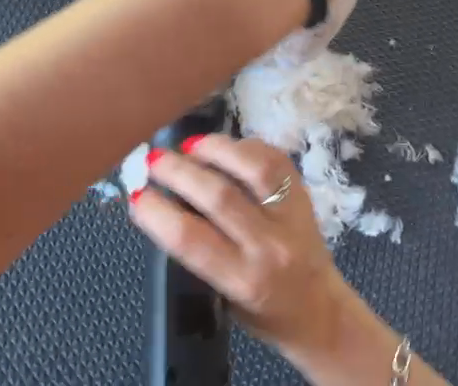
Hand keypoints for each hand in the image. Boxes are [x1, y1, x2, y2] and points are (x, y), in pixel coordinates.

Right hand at [129, 135, 357, 353]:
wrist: (321, 312)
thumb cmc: (263, 312)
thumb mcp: (222, 296)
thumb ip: (197, 252)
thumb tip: (162, 201)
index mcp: (244, 280)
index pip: (192, 240)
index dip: (158, 213)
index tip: (136, 195)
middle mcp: (269, 246)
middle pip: (219, 196)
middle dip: (178, 171)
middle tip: (154, 159)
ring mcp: (291, 216)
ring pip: (253, 167)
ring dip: (215, 149)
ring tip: (189, 145)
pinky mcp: (304, 195)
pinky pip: (273, 158)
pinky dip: (245, 146)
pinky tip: (224, 147)